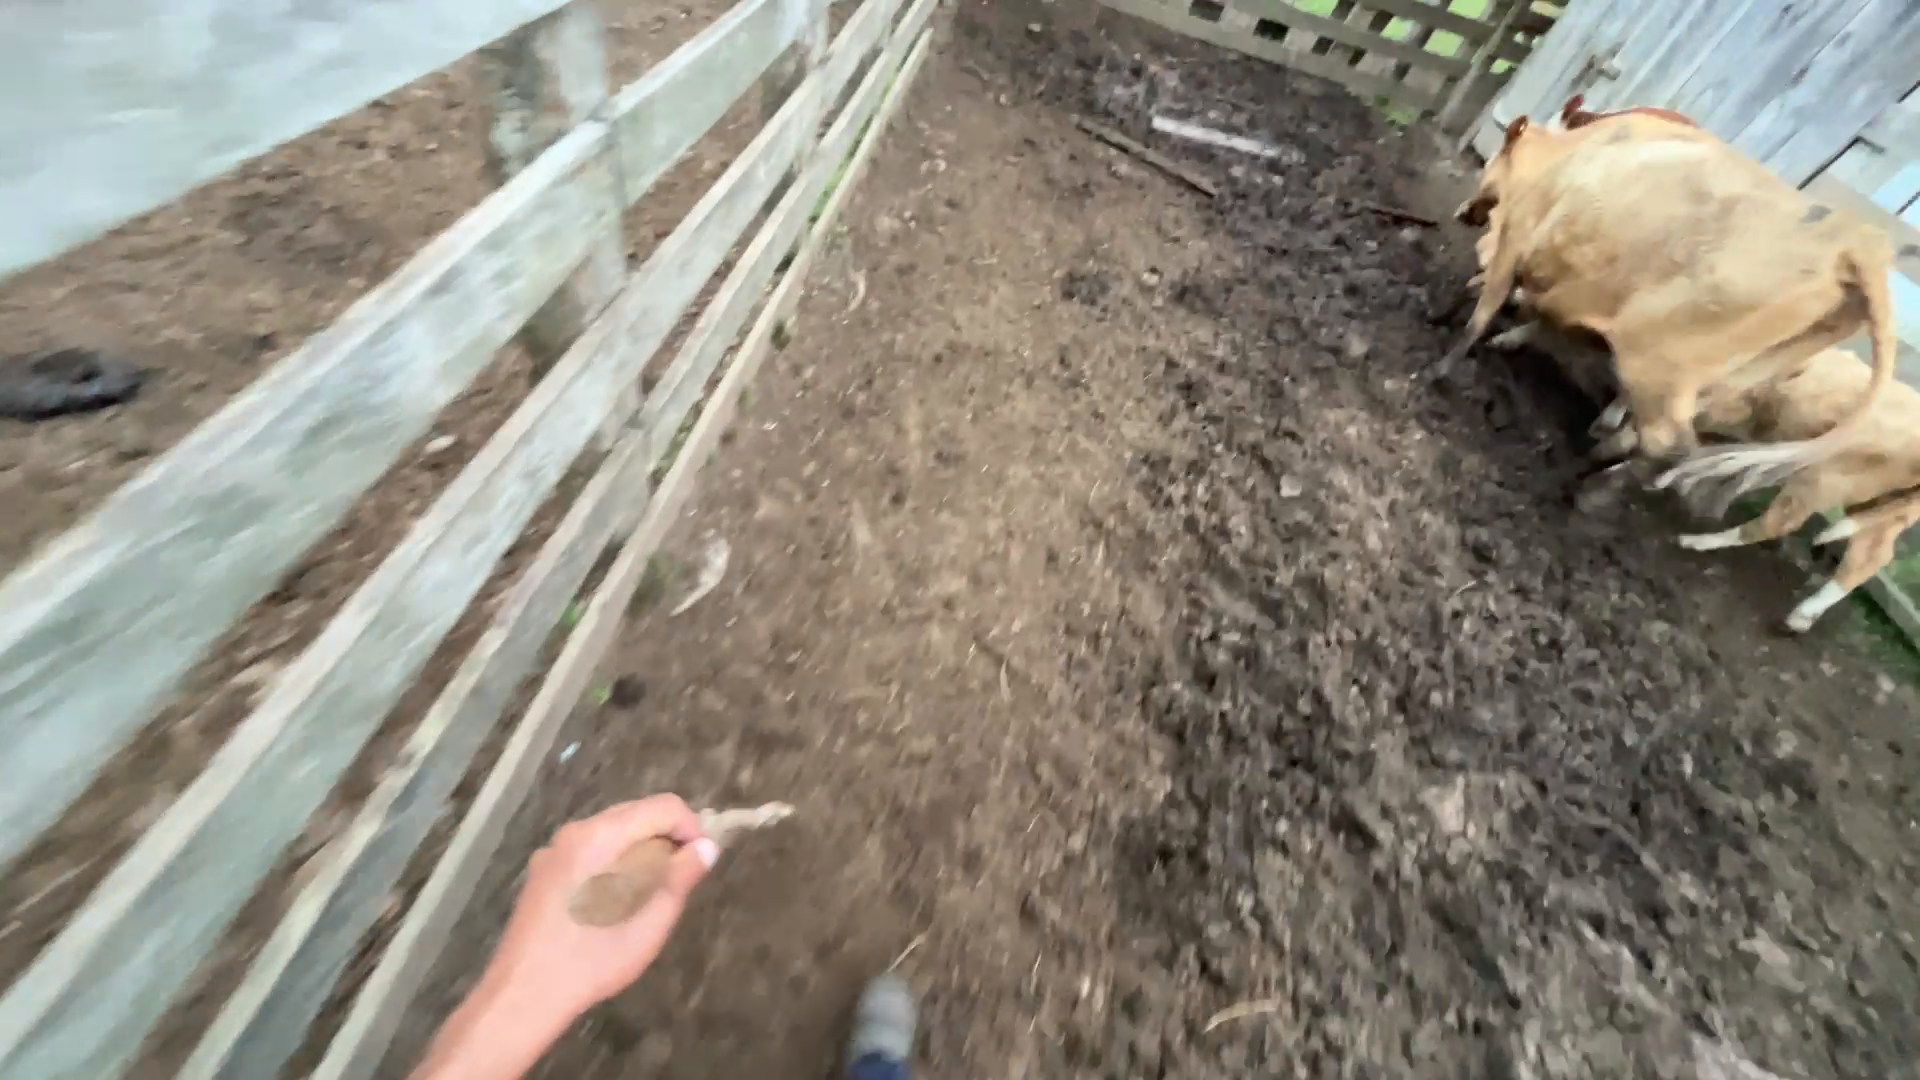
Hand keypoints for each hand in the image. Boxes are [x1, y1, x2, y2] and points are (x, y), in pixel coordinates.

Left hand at [412, 796, 715, 1079]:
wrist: (519, 1001)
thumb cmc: (590, 961)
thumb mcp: (649, 924)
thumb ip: (681, 877)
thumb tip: (708, 847)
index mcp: (602, 836)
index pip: (664, 806)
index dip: (691, 827)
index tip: (699, 860)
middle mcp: (576, 831)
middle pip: (638, 812)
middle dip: (667, 837)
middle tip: (679, 875)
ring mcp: (555, 849)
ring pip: (615, 828)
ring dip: (642, 848)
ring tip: (650, 888)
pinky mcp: (543, 869)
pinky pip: (592, 847)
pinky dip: (614, 858)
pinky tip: (614, 898)